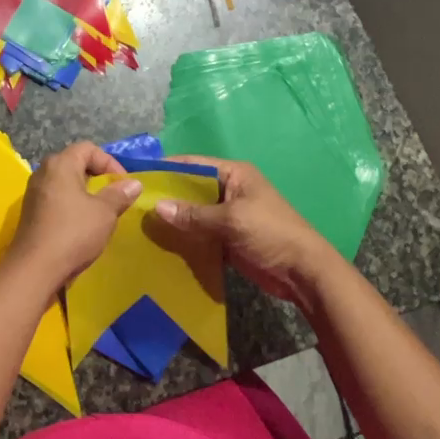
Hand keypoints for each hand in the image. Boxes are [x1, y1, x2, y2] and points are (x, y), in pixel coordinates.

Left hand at [5, 142, 141, 286]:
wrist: (35, 268)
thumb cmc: (73, 233)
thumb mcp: (104, 213)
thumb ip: (119, 194)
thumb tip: (134, 183)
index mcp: (60, 164)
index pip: (88, 148)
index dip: (109, 162)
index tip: (123, 184)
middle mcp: (43, 171)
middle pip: (75, 163)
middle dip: (97, 177)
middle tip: (114, 197)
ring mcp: (34, 192)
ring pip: (65, 182)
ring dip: (85, 193)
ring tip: (101, 212)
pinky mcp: (31, 211)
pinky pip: (56, 198)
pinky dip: (71, 205)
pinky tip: (82, 225)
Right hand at [152, 156, 335, 298]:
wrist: (304, 274)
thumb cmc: (271, 234)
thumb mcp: (231, 220)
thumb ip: (194, 215)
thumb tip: (156, 208)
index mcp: (234, 175)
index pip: (193, 164)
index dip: (167, 168)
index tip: (139, 175)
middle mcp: (230, 191)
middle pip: (192, 189)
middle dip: (167, 197)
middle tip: (135, 204)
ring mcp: (229, 216)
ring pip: (194, 214)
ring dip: (175, 220)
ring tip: (142, 226)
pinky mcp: (229, 240)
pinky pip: (201, 235)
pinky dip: (186, 239)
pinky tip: (163, 245)